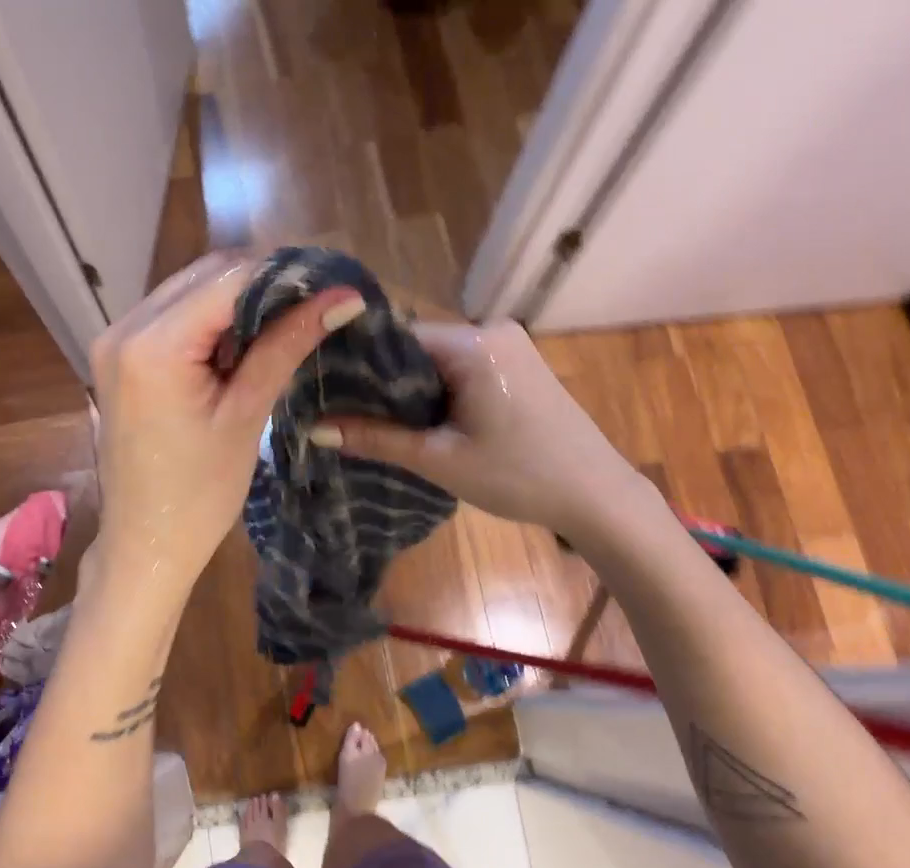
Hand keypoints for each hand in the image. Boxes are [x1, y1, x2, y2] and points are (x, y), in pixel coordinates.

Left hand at [87, 252, 364, 597]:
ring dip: (234, 303)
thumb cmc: (199, 495)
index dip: (285, 276)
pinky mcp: (117, 358)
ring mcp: (114, 341)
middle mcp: (124, 328)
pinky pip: (170, 318)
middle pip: (204, 275)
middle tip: (312, 309)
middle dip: (260, 285)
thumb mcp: (246, 416)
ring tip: (282, 331)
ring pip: (187, 292)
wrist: (145, 545)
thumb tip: (343, 298)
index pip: (229, 278)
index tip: (332, 288)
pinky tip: (239, 350)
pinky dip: (207, 323)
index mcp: (153, 345)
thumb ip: (286, 346)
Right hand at [311, 320, 649, 537]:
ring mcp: (511, 346)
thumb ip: (377, 439)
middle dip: (383, 381)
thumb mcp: (440, 459)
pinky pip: (463, 368)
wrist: (596, 495)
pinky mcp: (520, 365)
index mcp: (474, 345)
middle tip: (342, 413)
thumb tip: (314, 430)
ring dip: (411, 389)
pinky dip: (438, 391)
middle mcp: (493, 331)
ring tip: (374, 421)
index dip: (360, 367)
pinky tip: (420, 421)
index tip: (326, 393)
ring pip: (439, 359)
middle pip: (418, 347)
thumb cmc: (518, 476)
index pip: (397, 339)